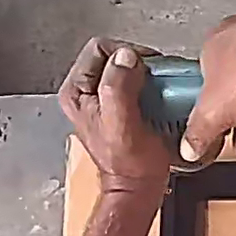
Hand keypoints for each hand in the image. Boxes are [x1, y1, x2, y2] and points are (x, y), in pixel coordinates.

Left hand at [60, 38, 172, 197]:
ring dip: (148, 77)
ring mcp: (106, 99)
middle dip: (139, 66)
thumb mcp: (121, 121)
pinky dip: (152, 87)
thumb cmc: (128, 163)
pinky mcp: (123, 107)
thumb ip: (118, 86)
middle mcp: (88, 92)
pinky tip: (159, 100)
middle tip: (153, 84)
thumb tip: (125, 57)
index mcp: (76, 91)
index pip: (100, 49)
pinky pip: (139, 83)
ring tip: (158, 93)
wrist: (139, 186)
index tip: (145, 71)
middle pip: (116, 56)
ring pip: (129, 69)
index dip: (126, 55)